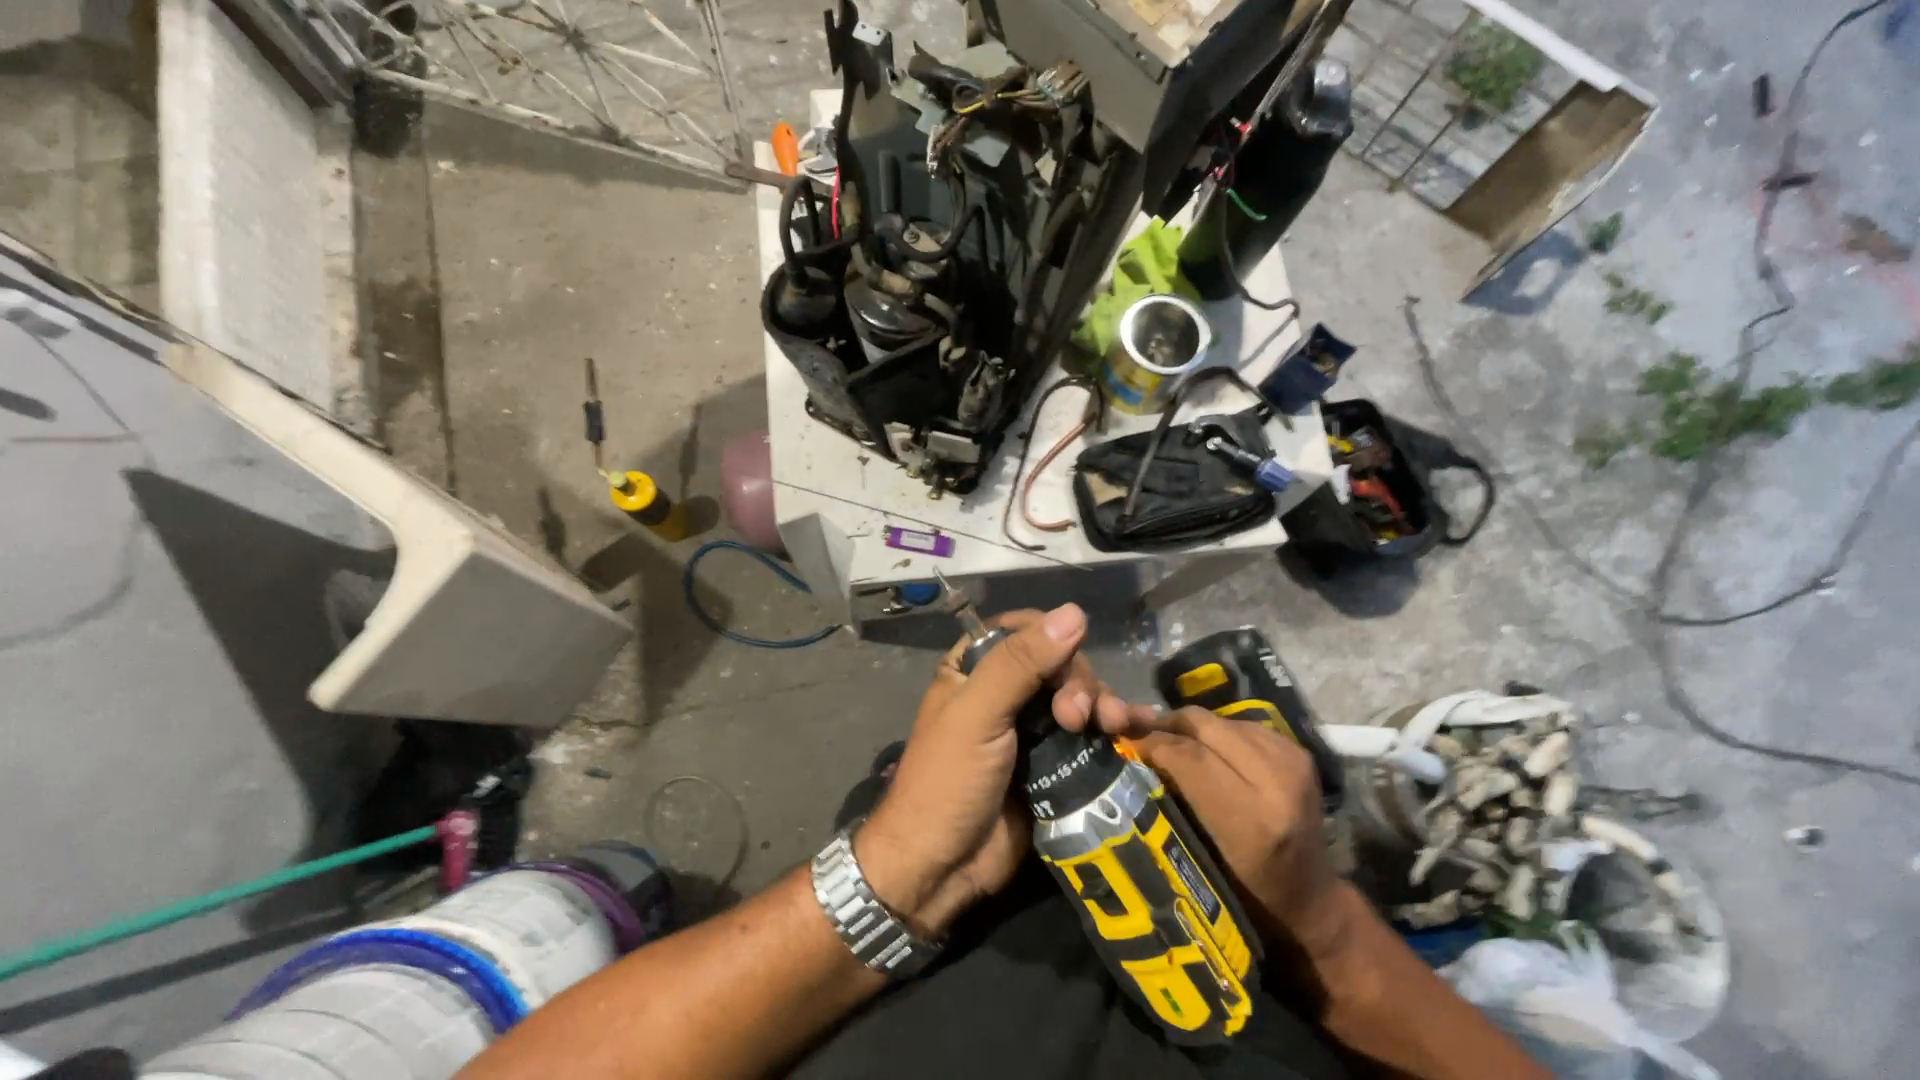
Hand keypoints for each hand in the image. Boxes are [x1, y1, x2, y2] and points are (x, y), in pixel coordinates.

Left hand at [855, 604, 1147, 937]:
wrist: (941, 867)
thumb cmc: (947, 783)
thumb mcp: (978, 715)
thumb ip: (1021, 664)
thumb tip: (1075, 612)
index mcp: (973, 671)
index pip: (1023, 631)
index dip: (1051, 640)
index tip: (1066, 664)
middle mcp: (1003, 694)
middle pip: (1059, 663)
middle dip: (1079, 682)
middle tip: (1079, 718)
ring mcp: (1030, 730)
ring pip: (1078, 698)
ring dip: (1102, 704)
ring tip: (1113, 726)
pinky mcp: (1052, 765)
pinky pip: (1089, 736)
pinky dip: (1112, 729)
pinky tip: (1137, 728)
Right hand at [1129, 707, 1355, 956]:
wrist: (1311, 899)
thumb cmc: (1247, 892)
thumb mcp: (1201, 854)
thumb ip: (1174, 801)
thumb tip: (1135, 757)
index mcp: (1250, 819)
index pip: (1189, 758)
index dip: (1152, 743)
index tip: (1125, 743)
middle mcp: (1276, 782)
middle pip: (1205, 726)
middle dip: (1167, 725)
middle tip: (1141, 734)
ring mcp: (1293, 762)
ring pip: (1223, 719)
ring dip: (1192, 726)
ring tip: (1169, 740)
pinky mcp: (1300, 752)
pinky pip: (1244, 724)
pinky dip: (1218, 731)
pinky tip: (1205, 746)